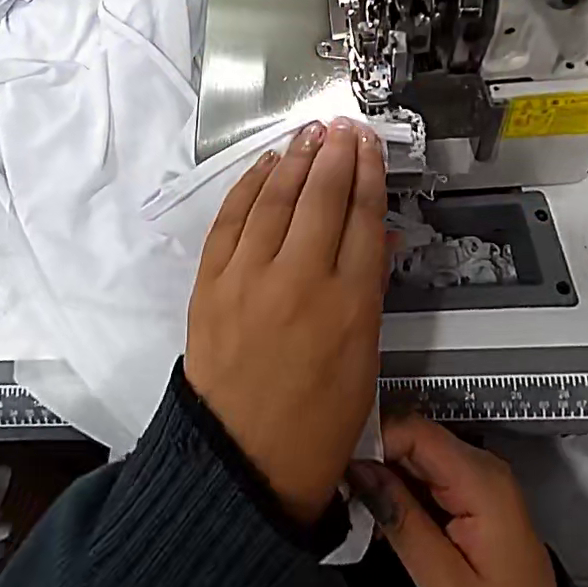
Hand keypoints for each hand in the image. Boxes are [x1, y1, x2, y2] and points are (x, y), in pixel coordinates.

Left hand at [185, 118, 389, 524]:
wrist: (240, 459)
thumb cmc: (315, 421)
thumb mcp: (364, 357)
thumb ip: (369, 287)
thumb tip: (376, 233)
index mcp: (348, 305)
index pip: (362, 218)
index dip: (367, 173)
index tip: (369, 146)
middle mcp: (300, 281)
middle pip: (322, 197)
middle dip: (335, 153)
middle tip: (343, 127)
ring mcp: (249, 278)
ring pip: (276, 199)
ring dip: (295, 159)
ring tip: (310, 133)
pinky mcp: (212, 282)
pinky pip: (231, 219)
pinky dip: (249, 186)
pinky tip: (265, 165)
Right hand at [348, 414, 555, 586]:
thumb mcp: (446, 583)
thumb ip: (402, 521)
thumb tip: (360, 469)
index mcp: (482, 480)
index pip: (414, 429)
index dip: (373, 438)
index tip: (341, 462)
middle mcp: (483, 466)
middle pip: (414, 435)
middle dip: (374, 454)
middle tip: (341, 482)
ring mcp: (480, 477)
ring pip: (416, 451)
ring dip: (383, 469)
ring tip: (355, 497)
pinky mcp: (472, 491)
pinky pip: (427, 470)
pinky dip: (399, 483)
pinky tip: (380, 507)